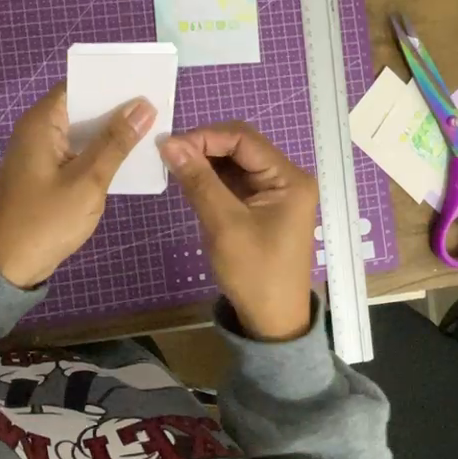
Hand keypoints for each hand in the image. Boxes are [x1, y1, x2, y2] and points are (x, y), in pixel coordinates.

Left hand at [0, 85, 153, 288]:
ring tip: (150, 124)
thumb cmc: (47, 219)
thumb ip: (116, 143)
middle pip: (80, 106)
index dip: (109, 82)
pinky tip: (126, 153)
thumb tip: (143, 106)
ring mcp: (40, 151)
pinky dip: (97, 149)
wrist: (10, 263)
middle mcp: (37, 129)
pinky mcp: (45, 170)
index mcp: (41, 123)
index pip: (78, 86)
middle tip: (155, 103)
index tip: (143, 81)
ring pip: (80, 129)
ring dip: (109, 129)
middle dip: (115, 105)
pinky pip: (75, 149)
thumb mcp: (88, 181)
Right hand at [160, 123, 317, 340]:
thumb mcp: (224, 225)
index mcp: (289, 178)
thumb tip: (168, 143)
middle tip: (168, 155)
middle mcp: (286, 178)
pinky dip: (211, 178)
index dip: (205, 136)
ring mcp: (274, 192)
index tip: (169, 146)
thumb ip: (198, 180)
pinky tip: (189, 181)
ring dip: (205, 162)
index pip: (243, 139)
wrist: (272, 321)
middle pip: (240, 146)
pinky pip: (234, 181)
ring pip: (234, 162)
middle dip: (204, 147)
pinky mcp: (262, 206)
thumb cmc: (254, 273)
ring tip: (174, 166)